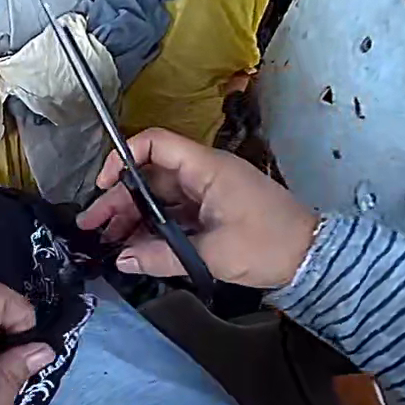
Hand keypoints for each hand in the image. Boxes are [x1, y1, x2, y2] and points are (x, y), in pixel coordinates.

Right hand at [76, 128, 319, 288]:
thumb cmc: (270, 246)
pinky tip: (135, 246)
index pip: (155, 144)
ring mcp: (207, 192)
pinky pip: (173, 213)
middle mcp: (204, 174)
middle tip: (93, 226)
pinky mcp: (211, 210)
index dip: (123, 159)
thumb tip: (122, 259)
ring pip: (158, 197)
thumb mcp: (211, 254)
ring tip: (108, 240)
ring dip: (132, 217)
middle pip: (149, 177)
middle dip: (118, 200)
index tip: (104, 186)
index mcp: (207, 169)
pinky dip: (153, 227)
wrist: (311, 257)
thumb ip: (161, 256)